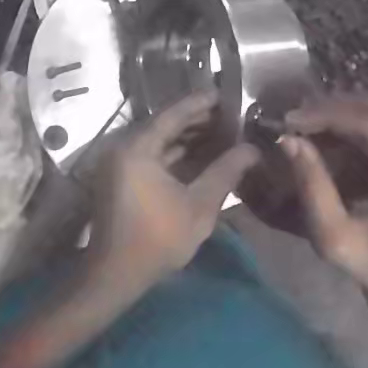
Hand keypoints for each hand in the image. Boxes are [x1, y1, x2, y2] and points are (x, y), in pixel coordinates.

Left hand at [88, 93, 260, 295]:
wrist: (116, 274)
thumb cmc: (158, 238)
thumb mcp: (199, 205)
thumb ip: (225, 172)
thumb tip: (252, 149)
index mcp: (138, 148)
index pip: (172, 115)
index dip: (199, 103)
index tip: (223, 93)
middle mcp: (124, 148)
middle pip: (164, 125)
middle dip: (195, 119)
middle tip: (227, 113)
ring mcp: (120, 164)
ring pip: (158, 141)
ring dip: (185, 137)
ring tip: (219, 131)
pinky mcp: (121, 178)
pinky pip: (151, 155)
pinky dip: (173, 153)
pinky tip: (198, 155)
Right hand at [280, 96, 367, 310]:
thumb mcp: (332, 237)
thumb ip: (312, 188)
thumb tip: (288, 139)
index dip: (330, 116)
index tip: (290, 121)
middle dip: (331, 109)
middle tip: (292, 119)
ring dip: (339, 110)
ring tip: (304, 122)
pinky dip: (350, 118)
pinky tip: (325, 128)